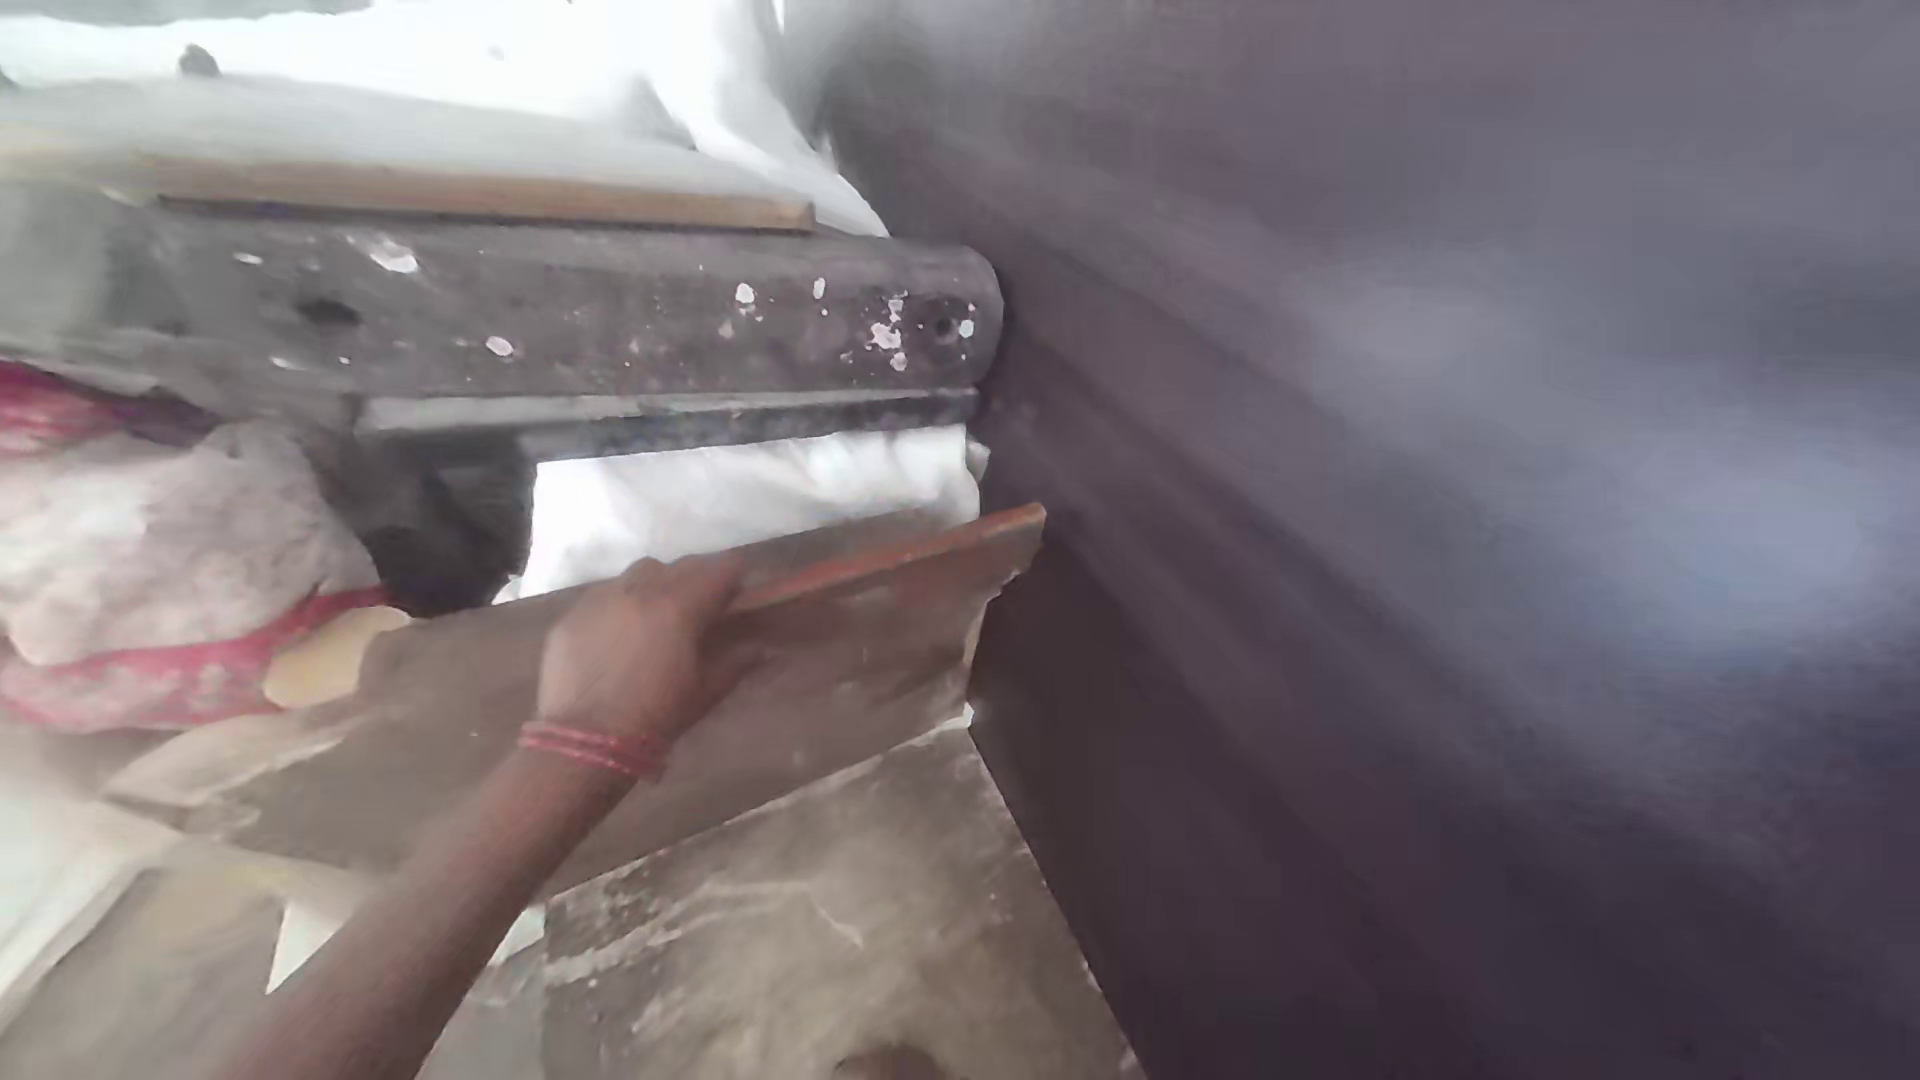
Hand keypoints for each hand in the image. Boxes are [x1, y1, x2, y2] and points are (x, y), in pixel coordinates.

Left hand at [535, 553, 746, 742]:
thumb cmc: (655, 716)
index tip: (740, 591)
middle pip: (683, 565)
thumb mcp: (706, 691)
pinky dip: (624, 599)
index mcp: (679, 606)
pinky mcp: (572, 615)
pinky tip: (623, 628)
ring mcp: (602, 599)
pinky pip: (607, 591)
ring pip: (642, 571)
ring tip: (661, 609)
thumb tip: (764, 648)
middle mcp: (640, 591)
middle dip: (701, 577)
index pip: (720, 568)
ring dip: (661, 581)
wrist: (584, 744)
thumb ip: (738, 662)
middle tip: (705, 603)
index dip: (735, 575)